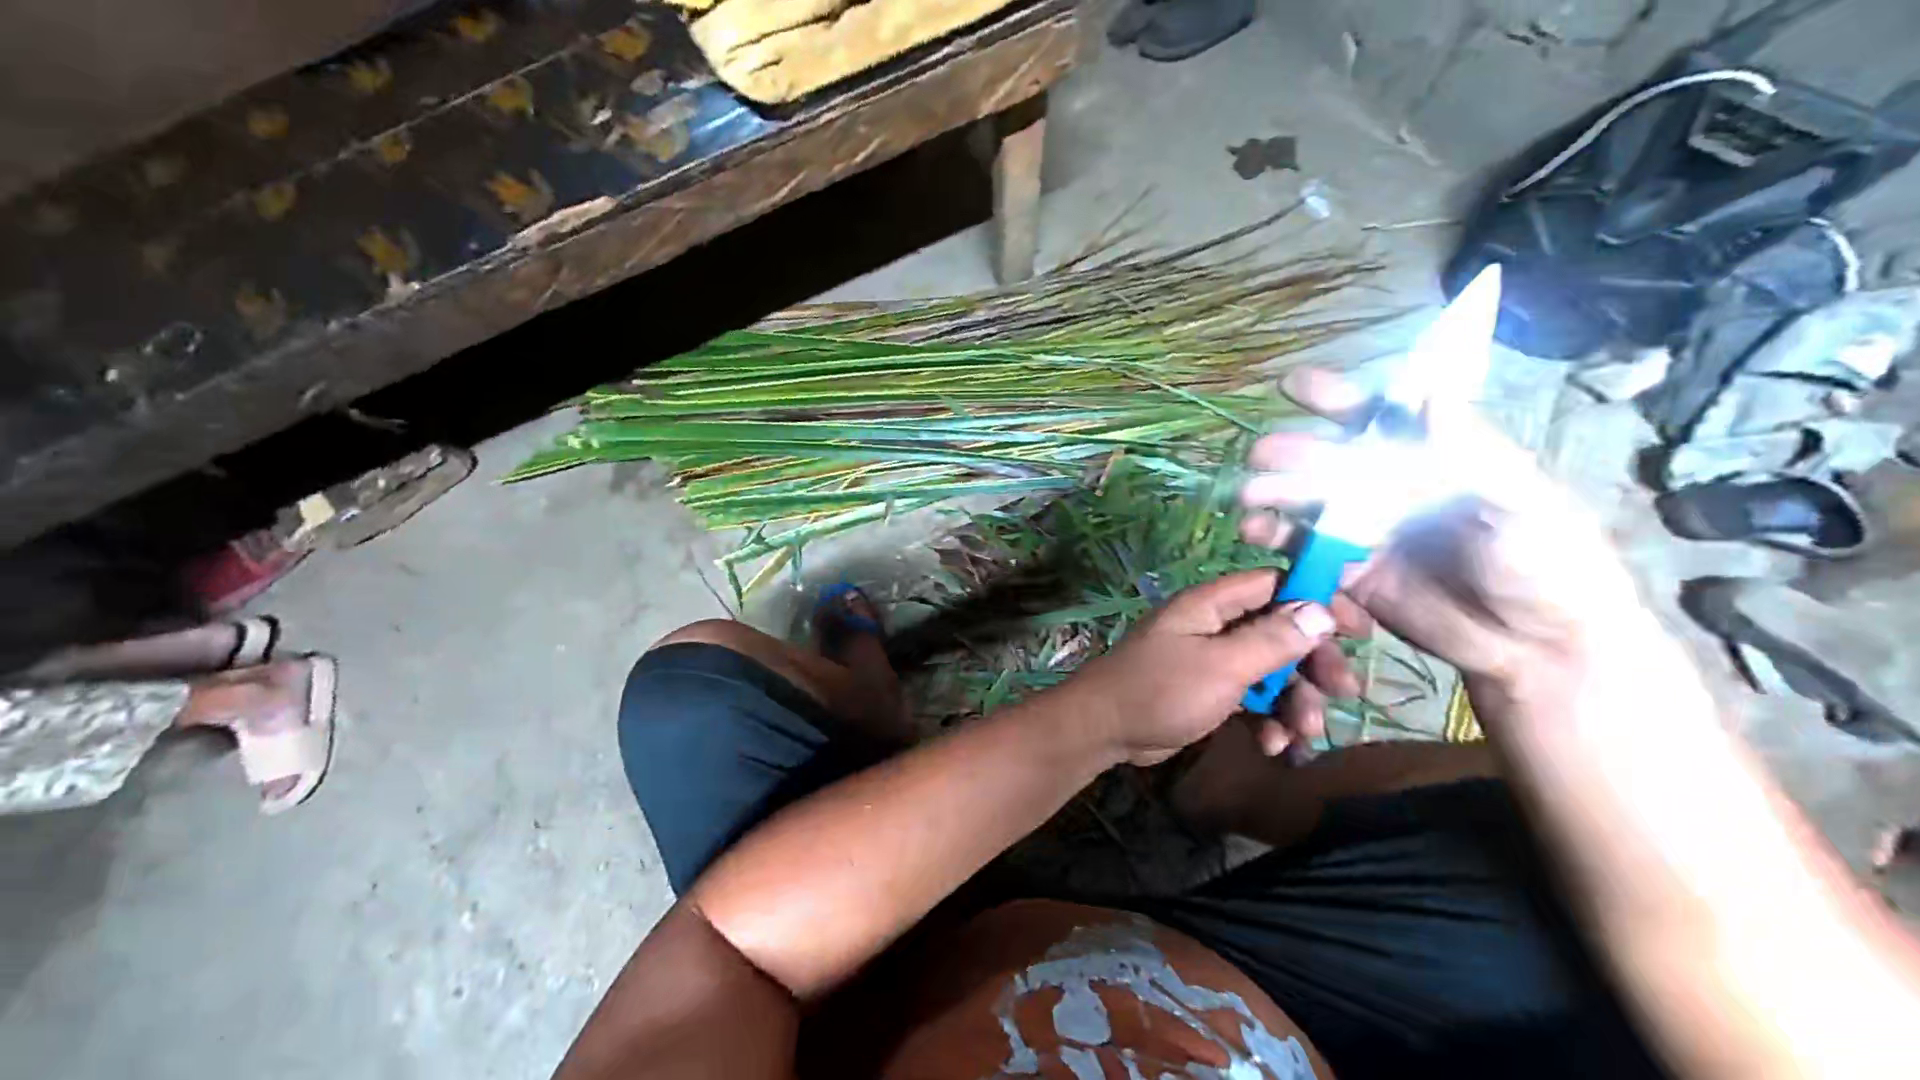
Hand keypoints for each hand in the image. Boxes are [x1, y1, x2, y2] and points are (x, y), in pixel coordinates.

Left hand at [1060, 569, 1346, 765]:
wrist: (1103, 730)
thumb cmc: (1160, 690)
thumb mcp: (1222, 665)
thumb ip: (1271, 640)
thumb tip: (1321, 611)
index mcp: (1213, 605)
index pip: (1276, 585)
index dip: (1318, 601)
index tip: (1358, 629)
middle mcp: (1214, 626)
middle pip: (1281, 632)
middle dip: (1313, 664)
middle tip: (1341, 692)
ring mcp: (1211, 660)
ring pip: (1271, 671)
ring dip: (1293, 701)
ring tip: (1301, 733)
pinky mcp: (1208, 692)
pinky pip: (1251, 698)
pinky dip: (1267, 719)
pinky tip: (1272, 746)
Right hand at [1240, 368, 1653, 702]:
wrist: (1542, 651)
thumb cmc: (1550, 567)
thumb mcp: (1522, 504)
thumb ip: (1469, 453)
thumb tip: (1429, 393)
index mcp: (1435, 462)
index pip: (1381, 420)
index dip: (1339, 400)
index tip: (1296, 386)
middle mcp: (1394, 491)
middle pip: (1334, 461)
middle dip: (1294, 452)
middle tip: (1261, 453)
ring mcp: (1369, 533)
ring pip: (1312, 504)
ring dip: (1277, 494)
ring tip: (1249, 496)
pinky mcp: (1353, 573)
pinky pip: (1308, 551)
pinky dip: (1278, 540)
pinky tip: (1255, 533)